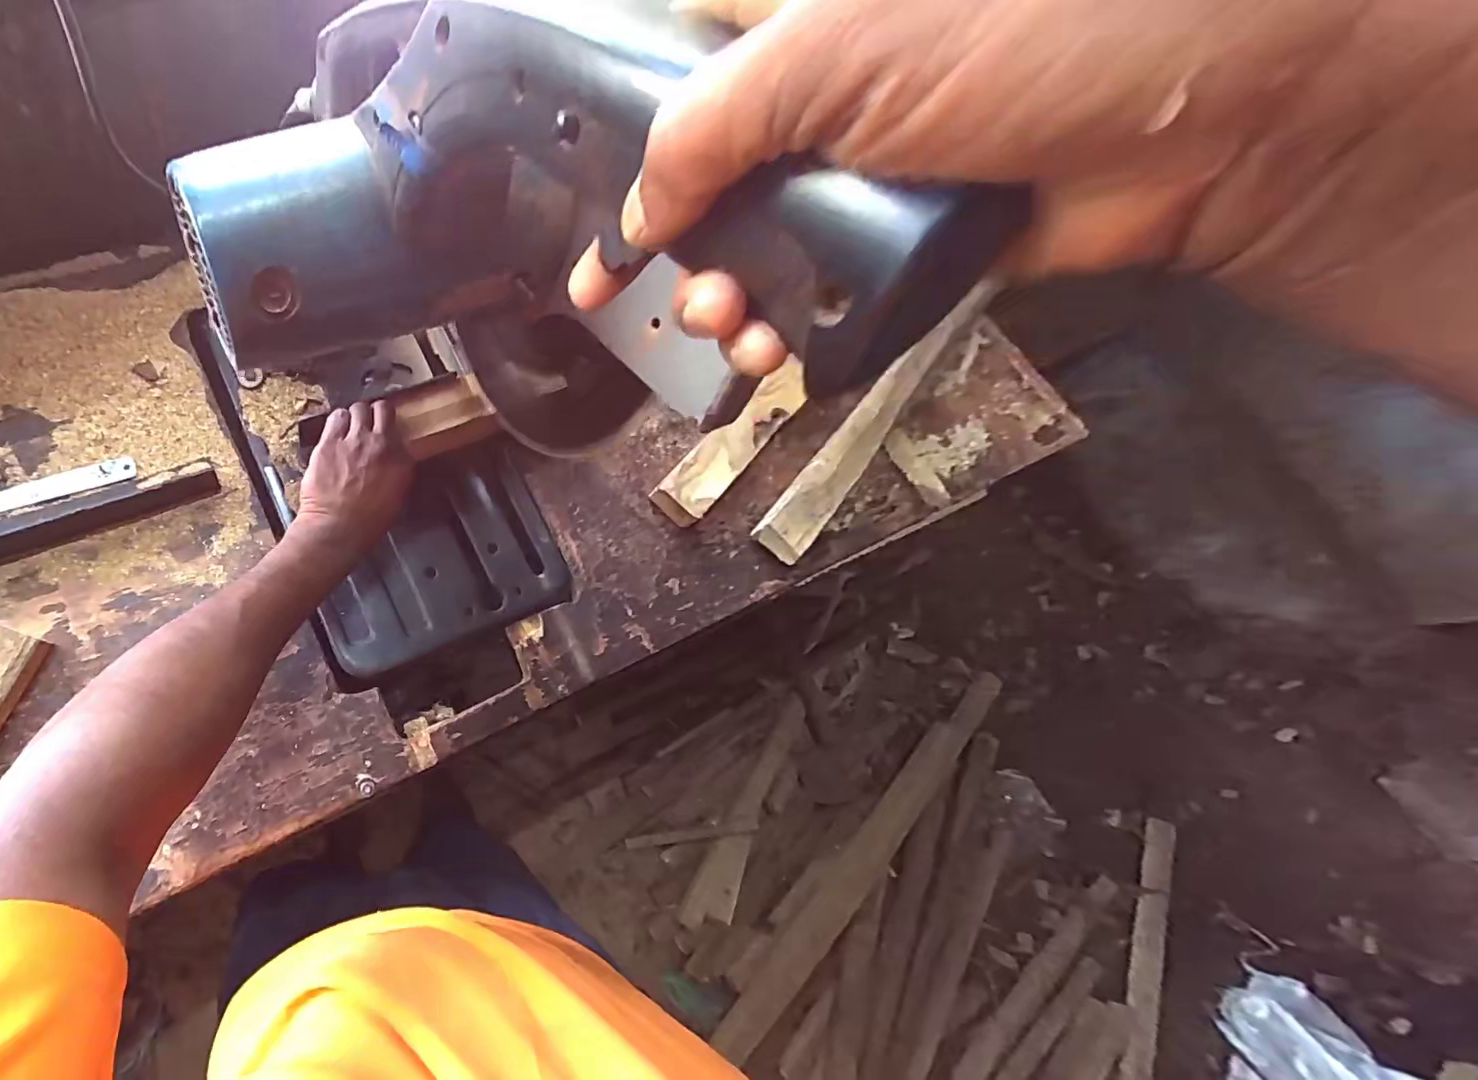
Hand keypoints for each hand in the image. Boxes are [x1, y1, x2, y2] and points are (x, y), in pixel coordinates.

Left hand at [292, 401, 413, 555]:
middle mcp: (381, 444)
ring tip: (351, 425)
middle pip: (383, 410)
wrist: (338, 527)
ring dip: (356, 415)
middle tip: (371, 420)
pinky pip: (336, 417)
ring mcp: (355, 440)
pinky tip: (336, 429)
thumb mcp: (397, 497)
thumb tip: (393, 463)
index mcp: (402, 461)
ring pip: (358, 408)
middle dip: (377, 412)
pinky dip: (338, 420)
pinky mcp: (330, 441)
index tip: (388, 436)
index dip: (393, 432)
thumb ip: (398, 473)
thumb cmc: (368, 522)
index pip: (401, 432)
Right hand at [568, 0, 1477, 404]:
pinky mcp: (878, 250)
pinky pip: (801, 303)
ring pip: (744, 264)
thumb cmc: (1022, 34)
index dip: (615, 172)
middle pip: (698, 202)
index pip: (666, 102)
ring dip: (721, 310)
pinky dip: (776, 336)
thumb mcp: (837, 53)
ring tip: (730, 331)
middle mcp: (803, 114)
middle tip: (660, 303)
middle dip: (673, 263)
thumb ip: (710, 129)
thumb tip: (639, 213)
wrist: (1204, 112)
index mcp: (780, 39)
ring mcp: (840, 186)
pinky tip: (770, 352)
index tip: (591, 245)